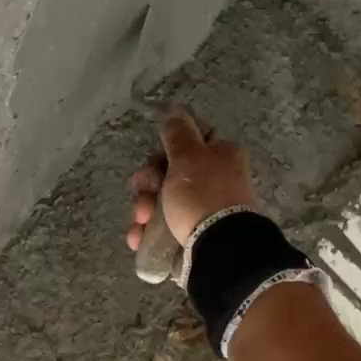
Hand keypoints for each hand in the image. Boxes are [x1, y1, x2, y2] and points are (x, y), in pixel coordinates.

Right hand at [127, 107, 259, 250]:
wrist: (218, 250)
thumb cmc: (202, 195)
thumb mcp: (188, 156)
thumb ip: (178, 133)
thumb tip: (174, 110)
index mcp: (222, 156)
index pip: (191, 140)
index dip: (166, 148)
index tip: (153, 158)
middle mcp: (216, 180)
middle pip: (172, 172)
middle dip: (149, 183)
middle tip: (142, 191)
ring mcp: (205, 211)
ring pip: (164, 202)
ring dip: (145, 209)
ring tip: (141, 221)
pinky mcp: (194, 237)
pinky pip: (165, 229)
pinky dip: (149, 233)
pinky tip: (138, 238)